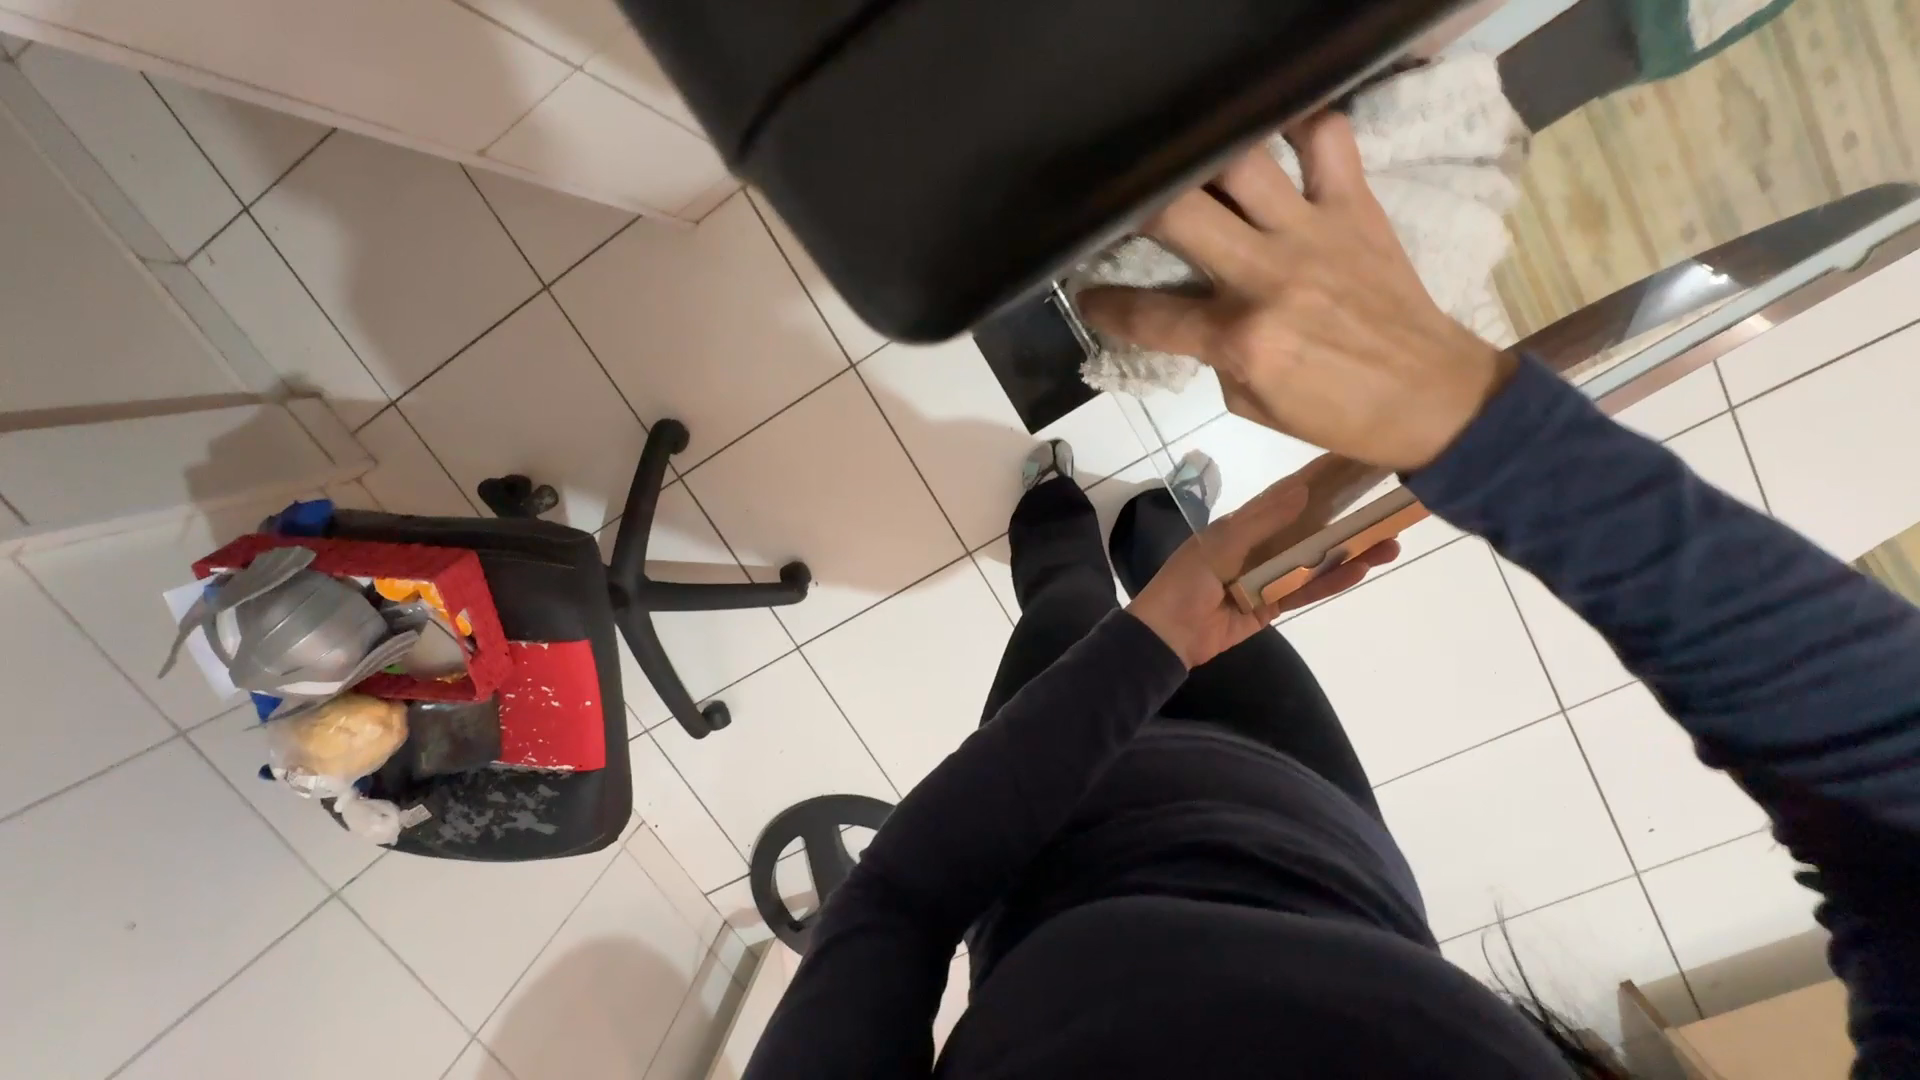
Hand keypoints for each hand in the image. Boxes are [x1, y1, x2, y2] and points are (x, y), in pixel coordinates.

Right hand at [1078, 112, 1516, 471]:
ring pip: (1241, 164)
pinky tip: (1274, 134)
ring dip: (1203, 163)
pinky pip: (1327, 141)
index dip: (1103, 305)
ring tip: (1191, 173)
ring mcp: (1314, 234)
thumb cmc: (1333, 413)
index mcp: (1241, 340)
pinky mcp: (1356, 209)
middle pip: (1177, 215)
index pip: (1147, 314)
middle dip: (1135, 210)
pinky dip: (1299, 125)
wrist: (1429, 397)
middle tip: (1127, 215)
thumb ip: (1211, 353)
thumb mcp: (1249, 402)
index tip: (1086, 296)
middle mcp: (1268, 277)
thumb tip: (1187, 313)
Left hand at [1127, 481, 1398, 668]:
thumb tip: (1302, 490)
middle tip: (1388, 508)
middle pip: (1308, 529)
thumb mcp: (1219, 546)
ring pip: (1314, 561)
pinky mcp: (1271, 605)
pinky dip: (1331, 581)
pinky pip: (1305, 590)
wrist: (1167, 634)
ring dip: (1349, 552)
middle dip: (1346, 519)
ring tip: (1390, 543)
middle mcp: (1257, 547)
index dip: (1317, 480)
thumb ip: (1261, 521)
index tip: (1353, 462)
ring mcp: (1266, 577)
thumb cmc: (1186, 582)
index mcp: (1240, 526)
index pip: (1285, 497)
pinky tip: (1360, 570)